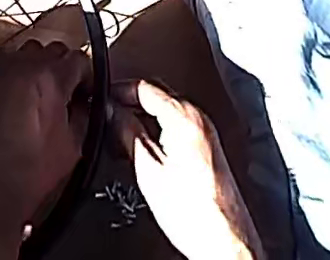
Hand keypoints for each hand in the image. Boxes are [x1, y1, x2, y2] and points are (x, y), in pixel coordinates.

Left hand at [0, 38, 89, 259]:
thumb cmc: (32, 170)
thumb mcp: (73, 144)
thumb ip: (85, 113)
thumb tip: (87, 100)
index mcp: (51, 78)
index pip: (79, 59)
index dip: (89, 76)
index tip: (90, 91)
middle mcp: (27, 64)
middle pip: (57, 50)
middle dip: (67, 69)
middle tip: (73, 93)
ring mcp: (7, 68)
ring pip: (35, 50)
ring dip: (45, 66)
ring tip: (49, 92)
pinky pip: (15, 59)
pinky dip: (24, 68)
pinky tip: (29, 92)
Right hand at [113, 80, 263, 259]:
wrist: (226, 245)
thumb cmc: (195, 216)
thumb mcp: (148, 170)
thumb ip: (126, 132)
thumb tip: (111, 113)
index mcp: (184, 116)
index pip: (144, 86)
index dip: (118, 90)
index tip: (103, 99)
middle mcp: (199, 118)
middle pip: (157, 92)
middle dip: (130, 100)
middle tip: (109, 113)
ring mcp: (206, 131)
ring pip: (167, 107)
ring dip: (144, 114)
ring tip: (123, 131)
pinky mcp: (209, 147)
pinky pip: (177, 123)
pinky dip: (159, 126)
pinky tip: (145, 145)